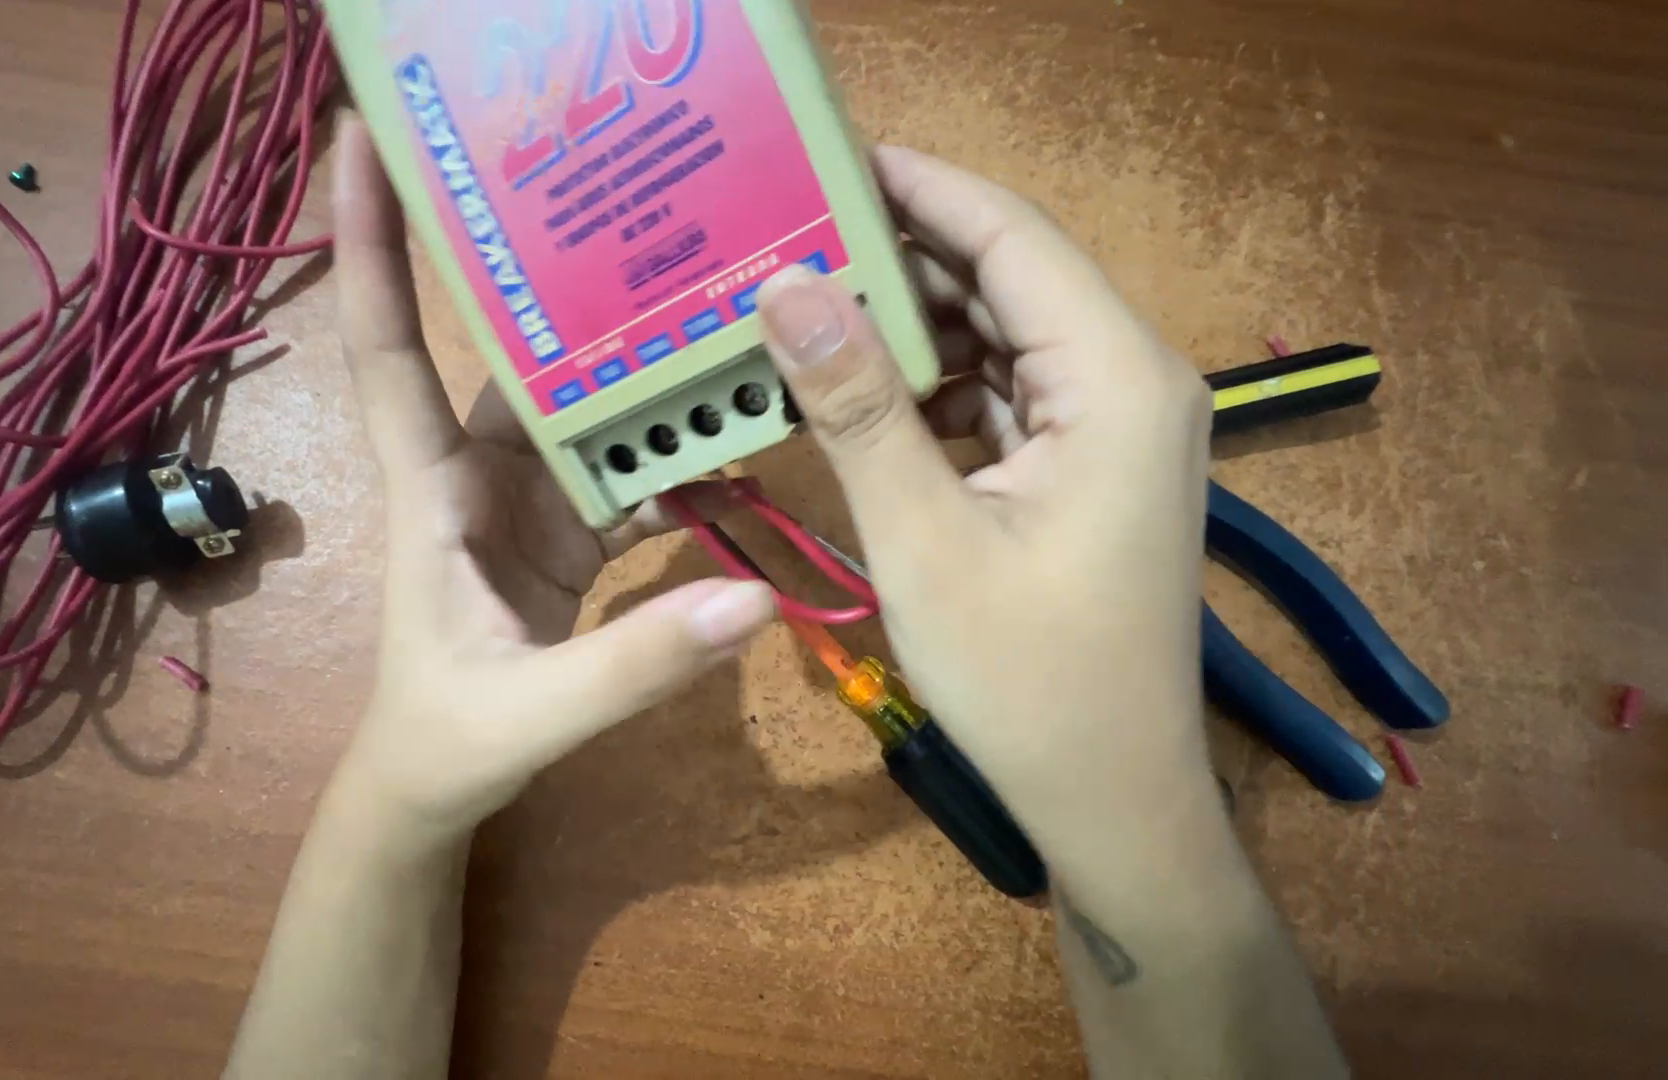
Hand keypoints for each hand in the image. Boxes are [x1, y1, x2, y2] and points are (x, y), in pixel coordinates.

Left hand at [329, 116, 775, 841]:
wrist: (440, 784)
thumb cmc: (449, 739)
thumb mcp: (534, 711)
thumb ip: (633, 665)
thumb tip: (752, 604)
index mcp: (435, 494)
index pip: (389, 355)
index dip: (369, 248)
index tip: (361, 138)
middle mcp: (478, 477)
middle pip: (523, 362)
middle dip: (572, 294)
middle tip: (642, 218)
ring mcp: (528, 504)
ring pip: (588, 416)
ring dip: (646, 383)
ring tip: (722, 329)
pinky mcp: (567, 536)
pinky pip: (625, 476)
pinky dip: (673, 463)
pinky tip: (732, 451)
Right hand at [756, 146, 1214, 847]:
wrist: (1101, 795)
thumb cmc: (1023, 677)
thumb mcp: (924, 537)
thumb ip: (859, 406)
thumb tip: (788, 287)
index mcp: (1112, 380)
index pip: (1011, 238)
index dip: (921, 188)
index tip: (829, 160)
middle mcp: (1123, 384)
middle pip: (1003, 282)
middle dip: (899, 258)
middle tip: (789, 241)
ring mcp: (1100, 431)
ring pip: (993, 342)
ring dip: (906, 327)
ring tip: (804, 306)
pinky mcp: (1072, 472)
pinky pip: (993, 398)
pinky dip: (926, 389)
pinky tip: (855, 389)